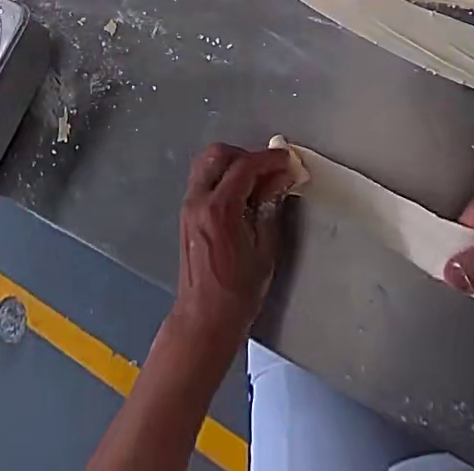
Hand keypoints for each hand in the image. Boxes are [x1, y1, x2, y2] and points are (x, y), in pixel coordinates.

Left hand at [171, 143, 298, 338]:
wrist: (205, 318)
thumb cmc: (238, 292)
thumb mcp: (265, 249)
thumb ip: (271, 206)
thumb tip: (281, 179)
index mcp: (219, 210)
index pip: (244, 166)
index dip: (269, 158)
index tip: (286, 158)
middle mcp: (198, 202)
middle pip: (218, 154)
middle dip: (247, 155)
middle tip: (269, 169)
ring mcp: (189, 206)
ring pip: (207, 163)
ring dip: (232, 164)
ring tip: (256, 181)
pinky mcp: (187, 214)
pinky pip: (204, 180)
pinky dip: (223, 176)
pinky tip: (241, 194)